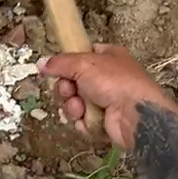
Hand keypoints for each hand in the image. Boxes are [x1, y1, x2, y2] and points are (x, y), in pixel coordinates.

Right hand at [39, 45, 171, 148]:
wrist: (136, 116)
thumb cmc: (114, 81)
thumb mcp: (84, 64)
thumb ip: (60, 63)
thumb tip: (41, 63)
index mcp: (108, 57)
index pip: (81, 56)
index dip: (68, 63)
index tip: (57, 69)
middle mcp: (107, 78)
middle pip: (72, 82)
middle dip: (65, 89)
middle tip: (69, 91)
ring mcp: (105, 101)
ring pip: (73, 103)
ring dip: (72, 106)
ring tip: (80, 108)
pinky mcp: (103, 122)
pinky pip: (81, 121)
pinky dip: (81, 122)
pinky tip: (87, 120)